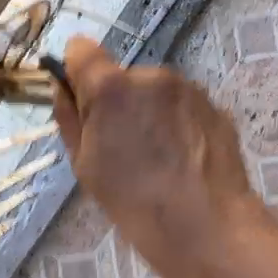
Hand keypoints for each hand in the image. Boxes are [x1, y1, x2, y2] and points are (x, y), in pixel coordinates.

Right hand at [52, 37, 259, 275]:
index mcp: (111, 87)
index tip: (82, 99)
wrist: (208, 227)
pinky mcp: (215, 105)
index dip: (77, 71)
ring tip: (161, 157)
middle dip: (119, 101)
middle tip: (125, 146)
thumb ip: (70, 118)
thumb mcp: (85, 166)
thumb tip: (62, 88)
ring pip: (156, 92)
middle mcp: (152, 75)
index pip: (81, 50)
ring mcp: (189, 88)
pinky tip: (185, 159)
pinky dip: (179, 123)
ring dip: (151, 111)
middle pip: (122, 76)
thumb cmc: (134, 202)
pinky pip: (184, 106)